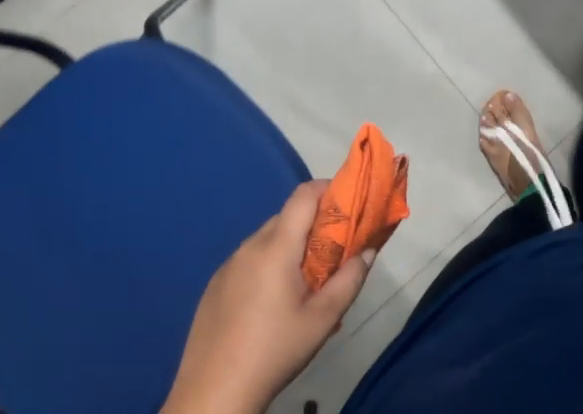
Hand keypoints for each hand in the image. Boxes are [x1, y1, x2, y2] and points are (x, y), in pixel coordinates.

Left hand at [161, 181, 373, 413]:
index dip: (329, 190)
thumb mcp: (323, 319)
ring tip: (305, 284)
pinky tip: (272, 304)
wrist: (213, 396)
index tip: (349, 207)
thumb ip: (350, 279)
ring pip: (267, 240)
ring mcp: (227, 266)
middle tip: (334, 253)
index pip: (304, 195)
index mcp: (276, 247)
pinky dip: (268, 266)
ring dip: (290, 247)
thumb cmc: (274, 352)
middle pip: (287, 217)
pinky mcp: (214, 287)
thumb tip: (368, 250)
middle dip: (314, 225)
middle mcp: (249, 247)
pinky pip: (249, 261)